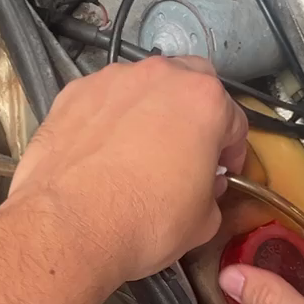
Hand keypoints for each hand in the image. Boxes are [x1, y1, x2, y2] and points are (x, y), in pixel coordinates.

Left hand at [10, 56, 248, 283]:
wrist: (70, 226)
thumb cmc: (142, 220)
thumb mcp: (202, 222)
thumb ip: (212, 195)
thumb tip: (205, 189)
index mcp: (204, 102)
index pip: (233, 120)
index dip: (230, 151)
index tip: (222, 170)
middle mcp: (160, 77)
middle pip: (191, 84)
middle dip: (194, 114)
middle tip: (187, 152)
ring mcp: (113, 80)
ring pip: (143, 87)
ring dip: (149, 112)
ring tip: (138, 153)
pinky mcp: (73, 94)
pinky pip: (103, 100)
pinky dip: (109, 119)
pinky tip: (103, 153)